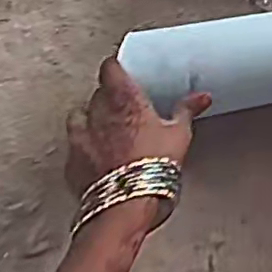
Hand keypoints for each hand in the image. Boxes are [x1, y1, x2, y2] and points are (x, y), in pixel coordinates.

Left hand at [65, 57, 210, 196]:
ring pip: (79, 114)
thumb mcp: (180, 134)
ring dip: (90, 115)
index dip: (115, 66)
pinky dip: (83, 143)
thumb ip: (186, 111)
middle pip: (97, 92)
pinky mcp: (71, 163)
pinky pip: (73, 144)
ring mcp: (81, 138)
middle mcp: (99, 113)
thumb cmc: (154, 166)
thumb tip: (201, 98)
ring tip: (105, 123)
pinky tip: (95, 151)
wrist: (126, 206)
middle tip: (123, 99)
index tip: (122, 67)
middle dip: (108, 93)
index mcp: (126, 99)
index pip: (111, 69)